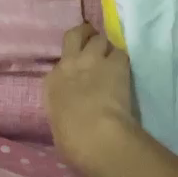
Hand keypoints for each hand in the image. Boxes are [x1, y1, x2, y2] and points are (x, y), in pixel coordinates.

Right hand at [45, 24, 142, 176]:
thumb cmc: (72, 142)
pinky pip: (120, 53)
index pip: (61, 63)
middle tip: (92, 40)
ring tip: (111, 59)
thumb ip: (64, 109)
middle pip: (75, 34)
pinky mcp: (116, 64)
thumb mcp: (58, 124)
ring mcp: (93, 60)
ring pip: (100, 39)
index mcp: (52, 82)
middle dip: (84, 34)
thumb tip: (72, 111)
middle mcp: (70, 64)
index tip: (77, 71)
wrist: (96, 136)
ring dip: (106, 48)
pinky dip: (122, 60)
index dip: (71, 64)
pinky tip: (125, 71)